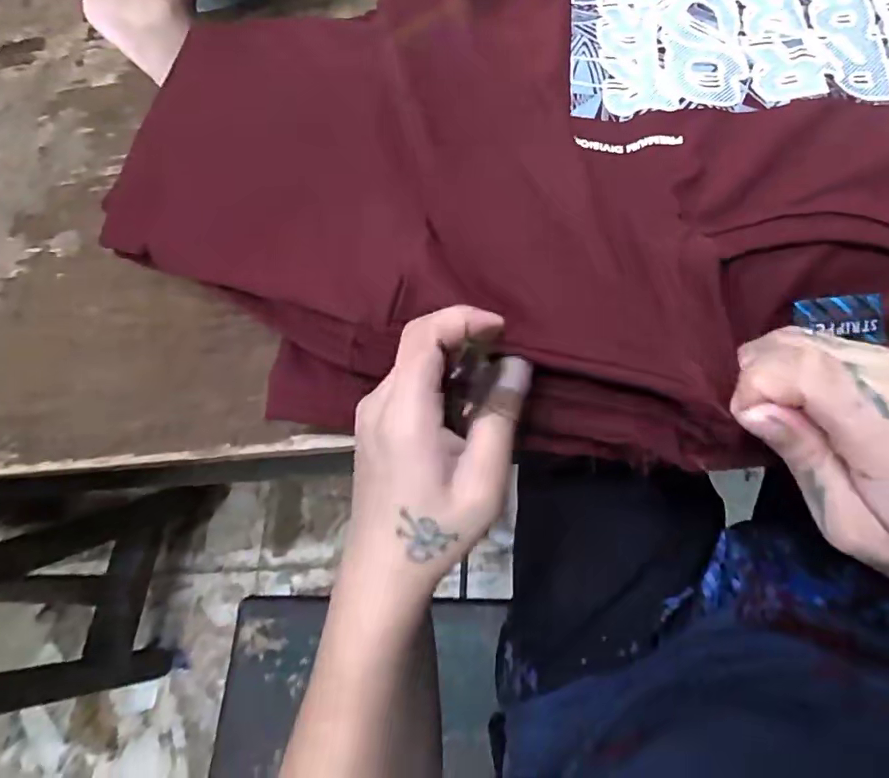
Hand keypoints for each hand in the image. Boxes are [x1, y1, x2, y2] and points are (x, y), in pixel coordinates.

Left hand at [338, 306, 529, 616]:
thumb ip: (499, 416)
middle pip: (416, 341)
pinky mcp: (372, 422)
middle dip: (461, 333)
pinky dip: (437, 375)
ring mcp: (370, 411)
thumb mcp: (483, 480)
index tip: (501, 328)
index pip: (424, 335)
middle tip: (502, 349)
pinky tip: (462, 402)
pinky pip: (405, 380)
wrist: (382, 571)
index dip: (462, 318)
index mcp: (403, 410)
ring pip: (411, 359)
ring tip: (489, 377)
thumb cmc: (437, 530)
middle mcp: (378, 400)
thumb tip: (518, 364)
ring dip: (451, 356)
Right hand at [730, 327, 888, 600]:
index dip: (759, 384)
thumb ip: (803, 459)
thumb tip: (750, 408)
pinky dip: (788, 361)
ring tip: (777, 410)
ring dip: (770, 367)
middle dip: (757, 375)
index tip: (745, 418)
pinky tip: (795, 396)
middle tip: (759, 419)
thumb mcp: (846, 526)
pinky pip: (813, 340)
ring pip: (798, 337)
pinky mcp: (885, 355)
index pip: (808, 372)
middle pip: (796, 346)